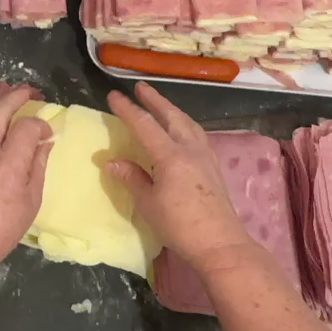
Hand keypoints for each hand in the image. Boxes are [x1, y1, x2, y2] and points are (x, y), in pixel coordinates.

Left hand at [0, 83, 52, 269]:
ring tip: (5, 88)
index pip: (27, 127)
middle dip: (16, 95)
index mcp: (9, 164)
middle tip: (28, 90)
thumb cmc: (2, 228)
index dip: (40, 124)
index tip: (46, 133)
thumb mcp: (31, 200)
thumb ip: (38, 166)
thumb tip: (44, 142)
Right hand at [104, 82, 253, 270]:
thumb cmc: (179, 225)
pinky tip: (182, 131)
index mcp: (170, 155)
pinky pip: (197, 135)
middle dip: (155, 100)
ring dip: (172, 110)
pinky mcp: (213, 167)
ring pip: (188, 124)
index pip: (145, 125)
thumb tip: (112, 162)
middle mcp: (190, 149)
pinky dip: (184, 125)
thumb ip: (132, 178)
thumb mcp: (148, 203)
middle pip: (171, 116)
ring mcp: (205, 157)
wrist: (219, 243)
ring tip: (162, 105)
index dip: (128, 110)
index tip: (113, 95)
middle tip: (141, 87)